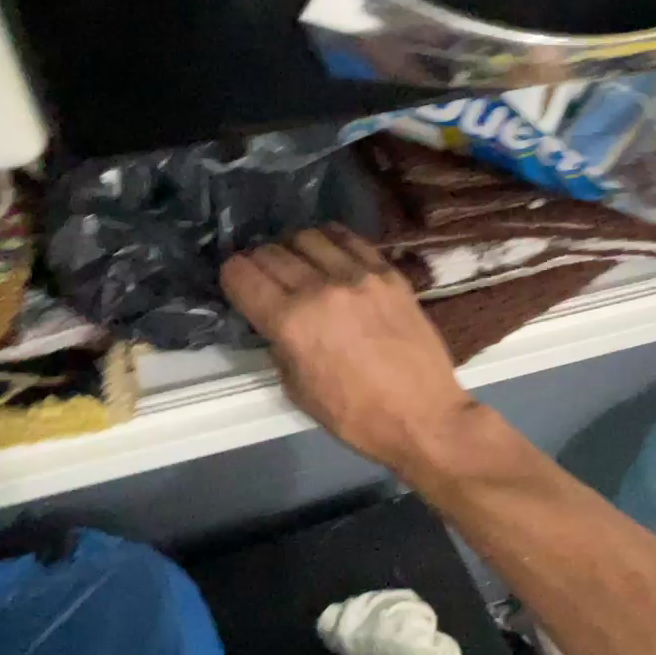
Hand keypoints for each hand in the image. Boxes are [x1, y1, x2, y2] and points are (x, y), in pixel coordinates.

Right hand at [221, 227, 481, 473]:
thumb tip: (274, 323)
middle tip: (265, 278)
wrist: (423, 416)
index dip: (232, 278)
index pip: (241, 275)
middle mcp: (320, 289)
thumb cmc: (357, 417)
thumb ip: (279, 348)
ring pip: (308, 237)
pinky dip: (331, 241)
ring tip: (298, 264)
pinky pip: (350, 240)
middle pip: (271, 252)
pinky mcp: (390, 274)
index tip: (237, 286)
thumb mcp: (299, 392)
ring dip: (293, 248)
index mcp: (291, 323)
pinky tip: (330, 254)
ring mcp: (359, 276)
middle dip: (259, 263)